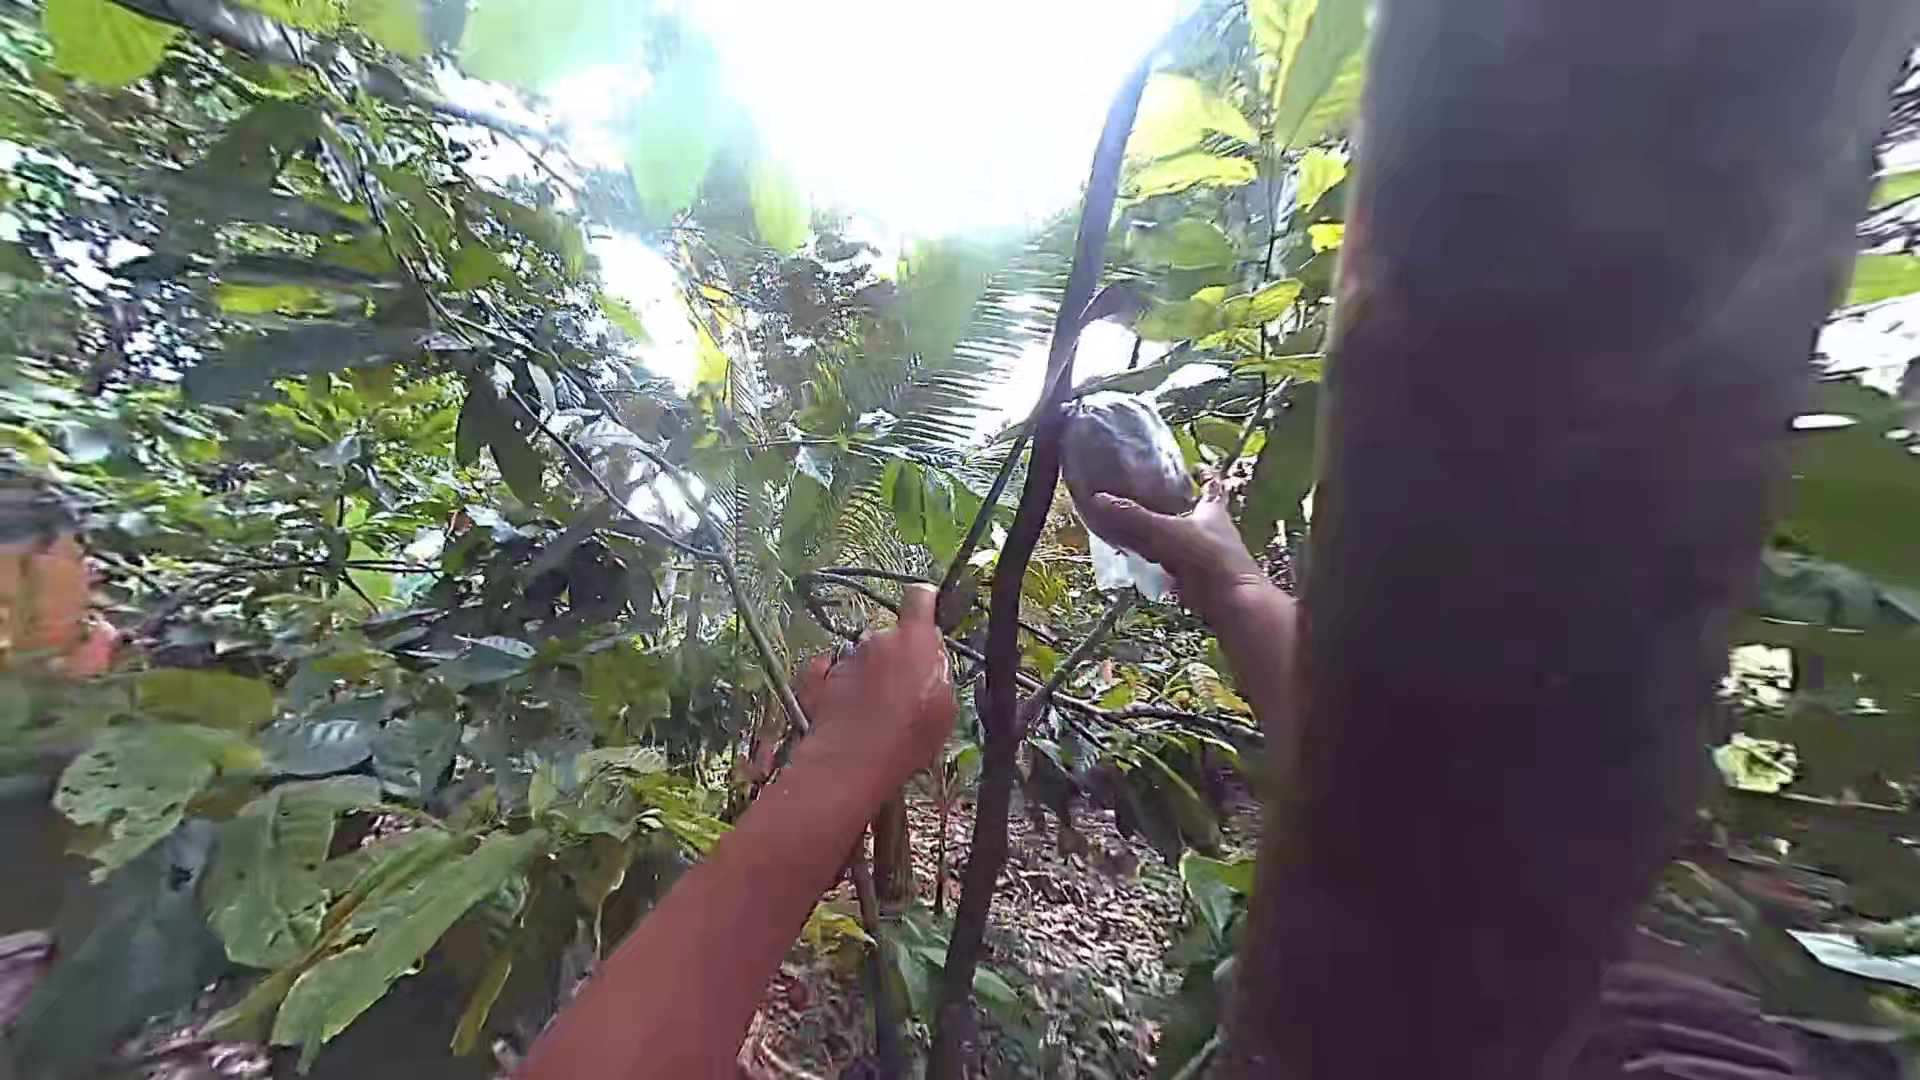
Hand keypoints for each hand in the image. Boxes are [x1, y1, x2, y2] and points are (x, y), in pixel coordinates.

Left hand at [793, 584, 956, 793]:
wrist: (856, 761)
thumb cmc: (910, 736)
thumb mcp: (946, 707)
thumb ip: (938, 673)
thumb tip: (932, 665)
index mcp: (914, 640)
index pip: (919, 600)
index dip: (923, 601)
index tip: (925, 603)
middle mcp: (878, 640)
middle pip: (890, 639)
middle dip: (896, 659)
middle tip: (903, 694)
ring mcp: (846, 658)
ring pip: (862, 660)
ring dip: (868, 677)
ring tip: (874, 713)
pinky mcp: (820, 679)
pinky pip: (830, 673)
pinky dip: (837, 686)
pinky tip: (846, 710)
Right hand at [1082, 480, 1274, 623]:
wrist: (1228, 599)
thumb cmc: (1205, 555)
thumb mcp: (1165, 530)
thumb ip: (1133, 516)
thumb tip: (1097, 498)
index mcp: (1212, 510)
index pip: (1212, 485)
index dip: (1203, 474)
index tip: (1190, 467)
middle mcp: (1210, 529)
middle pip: (1191, 511)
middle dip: (1173, 503)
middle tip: (1146, 495)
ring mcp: (1202, 554)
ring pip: (1177, 537)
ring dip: (1159, 532)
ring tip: (1131, 523)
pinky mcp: (1193, 575)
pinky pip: (1168, 561)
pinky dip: (1152, 557)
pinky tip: (1133, 554)